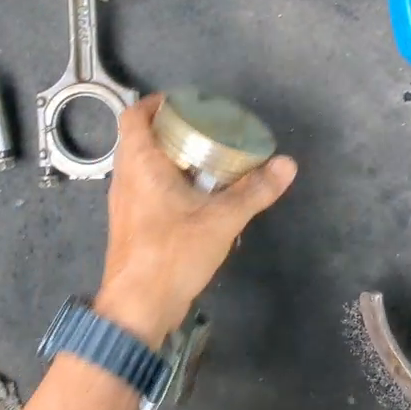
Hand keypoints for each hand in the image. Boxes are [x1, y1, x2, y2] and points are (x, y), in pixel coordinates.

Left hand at [93, 93, 296, 346]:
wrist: (138, 306)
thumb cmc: (173, 253)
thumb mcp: (221, 220)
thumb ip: (254, 191)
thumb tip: (286, 165)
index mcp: (139, 164)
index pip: (133, 117)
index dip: (154, 103)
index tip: (183, 103)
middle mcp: (124, 178)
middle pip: (138, 139)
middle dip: (169, 130)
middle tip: (204, 130)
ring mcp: (123, 204)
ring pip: (140, 166)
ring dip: (167, 158)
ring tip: (204, 160)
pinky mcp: (129, 225)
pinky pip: (143, 190)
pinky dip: (164, 183)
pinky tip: (193, 196)